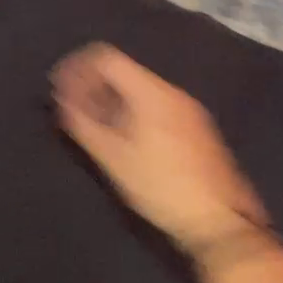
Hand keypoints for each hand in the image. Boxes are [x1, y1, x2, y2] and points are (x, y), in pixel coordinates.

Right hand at [52, 43, 266, 250]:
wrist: (221, 224)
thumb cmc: (160, 187)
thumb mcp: (112, 157)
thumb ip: (82, 122)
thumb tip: (62, 99)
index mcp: (151, 93)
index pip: (106, 57)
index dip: (77, 69)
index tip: (60, 91)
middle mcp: (172, 93)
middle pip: (122, 72)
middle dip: (92, 87)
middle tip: (73, 113)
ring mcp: (189, 111)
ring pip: (138, 90)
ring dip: (110, 102)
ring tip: (94, 130)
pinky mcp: (196, 129)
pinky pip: (154, 105)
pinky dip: (131, 112)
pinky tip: (124, 142)